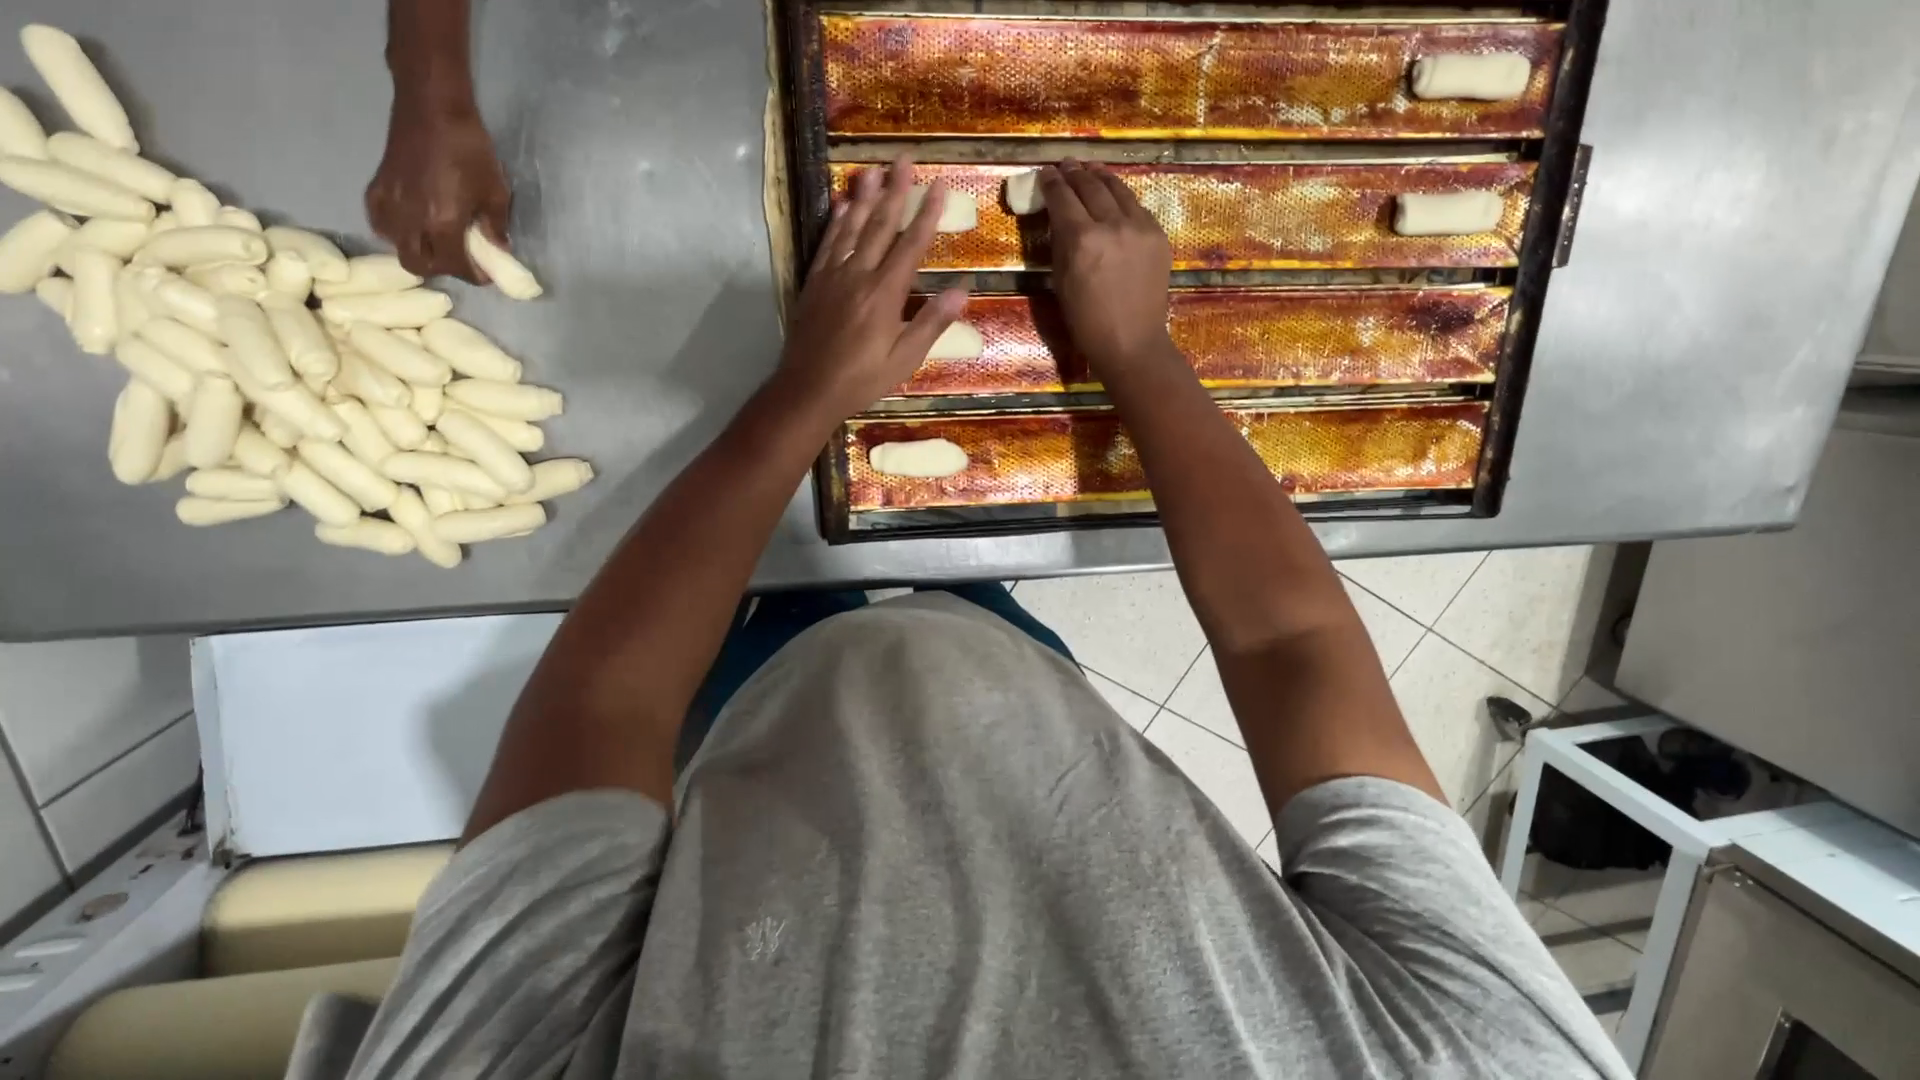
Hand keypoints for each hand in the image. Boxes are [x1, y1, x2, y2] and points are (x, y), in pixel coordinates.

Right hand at [365, 101, 509, 282]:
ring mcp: (389, 204)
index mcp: (442, 223)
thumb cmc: (470, 150)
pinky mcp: (375, 188)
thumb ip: (496, 226)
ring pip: (396, 247)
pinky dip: (394, 233)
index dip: (473, 275)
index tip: (485, 274)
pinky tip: (411, 226)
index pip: (454, 265)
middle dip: (442, 269)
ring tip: (437, 243)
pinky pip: (379, 224)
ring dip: (418, 252)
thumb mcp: (496, 192)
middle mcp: (410, 220)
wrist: (432, 108)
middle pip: (418, 264)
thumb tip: (498, 248)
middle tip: (460, 259)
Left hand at [777, 154, 967, 420]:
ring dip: (865, 197)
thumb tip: (962, 291)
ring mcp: (833, 276)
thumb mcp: (905, 359)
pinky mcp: (814, 283)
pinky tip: (842, 205)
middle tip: (905, 159)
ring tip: (874, 169)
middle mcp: (859, 275)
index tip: (940, 186)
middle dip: (896, 191)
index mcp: (885, 294)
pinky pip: (827, 244)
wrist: (808, 389)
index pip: (911, 245)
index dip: (927, 214)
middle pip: (881, 226)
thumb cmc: (862, 380)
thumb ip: (932, 322)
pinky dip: (836, 222)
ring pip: (851, 228)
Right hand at [1038, 160, 1175, 376]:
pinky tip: (1114, 195)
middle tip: (1065, 164)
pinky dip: (1121, 197)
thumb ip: (1060, 244)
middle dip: (1074, 173)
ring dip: (1100, 176)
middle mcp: (1111, 225)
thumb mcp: (1061, 282)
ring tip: (1090, 168)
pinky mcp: (1158, 235)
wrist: (1132, 342)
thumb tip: (1059, 218)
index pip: (1062, 197)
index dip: (1051, 182)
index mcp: (1082, 240)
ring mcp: (1139, 227)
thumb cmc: (1087, 322)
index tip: (1045, 173)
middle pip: (1090, 185)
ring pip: (1117, 189)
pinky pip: (1136, 206)